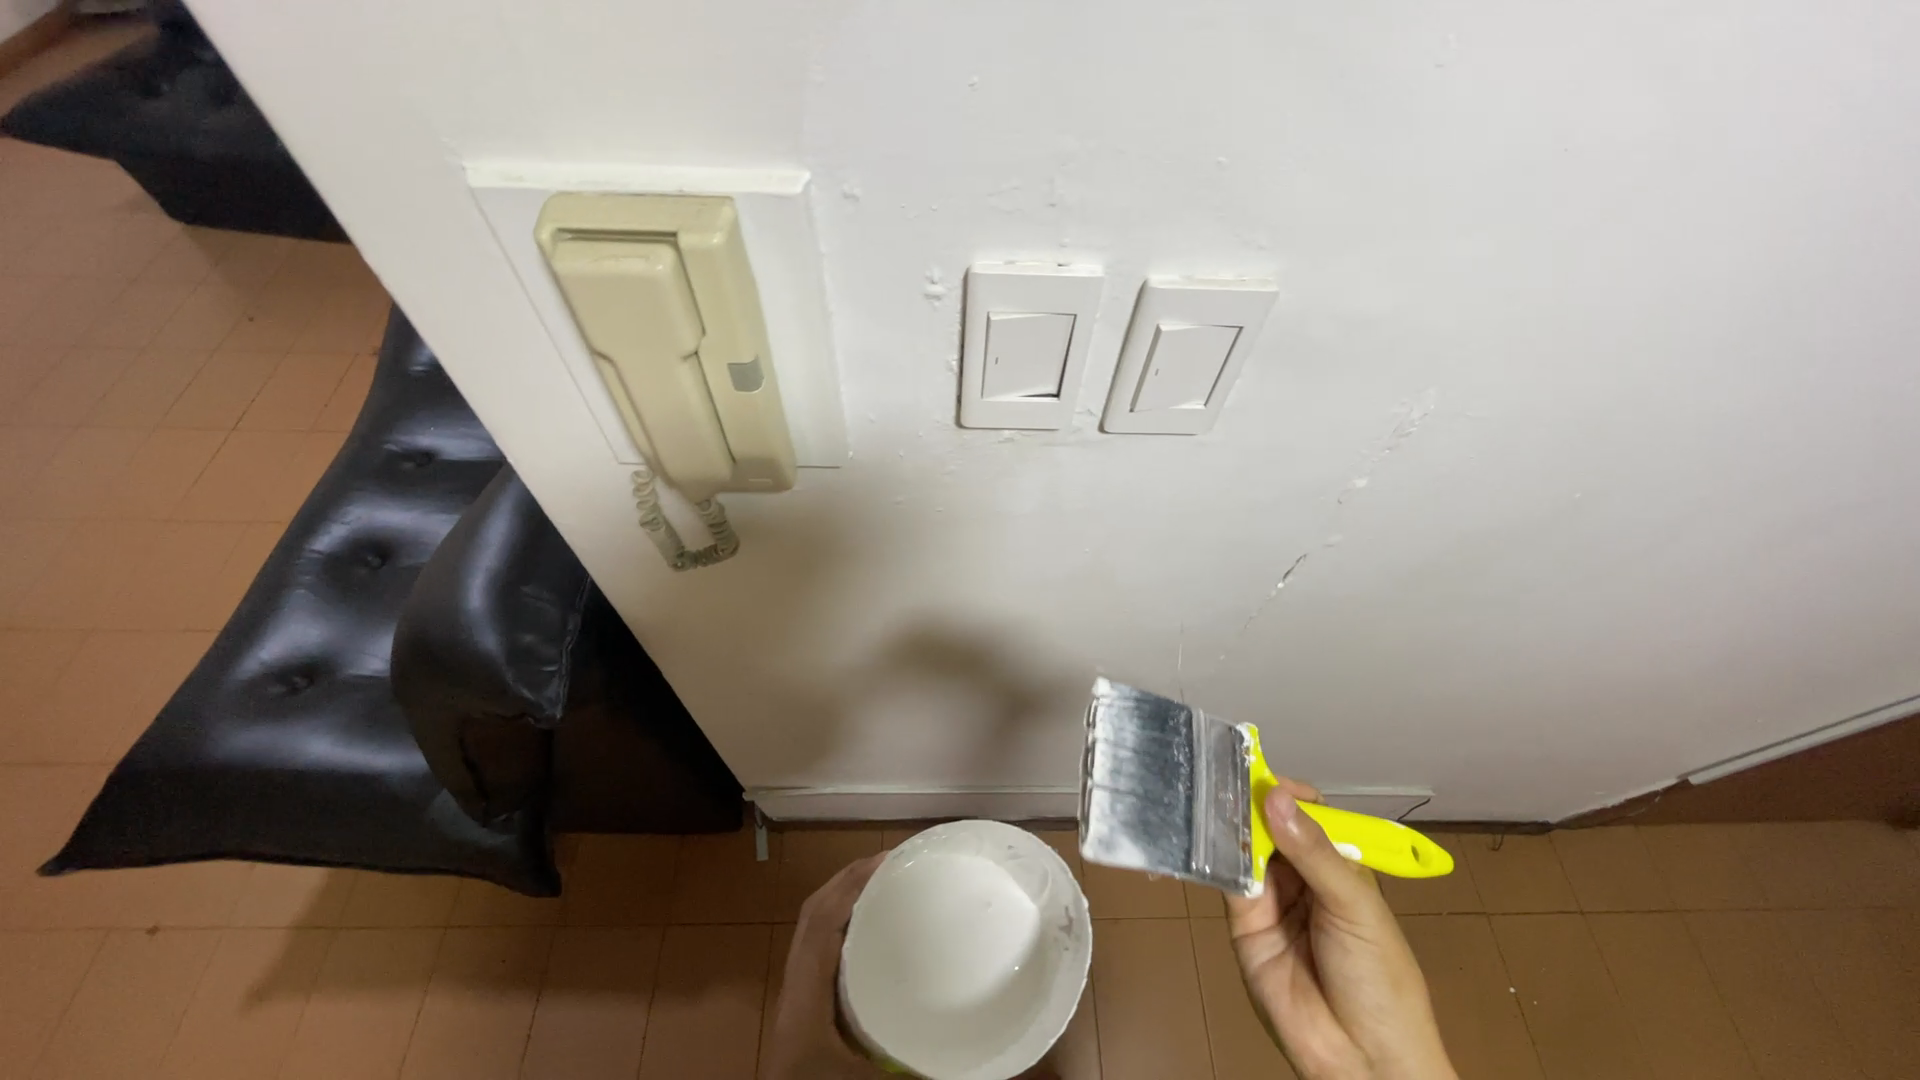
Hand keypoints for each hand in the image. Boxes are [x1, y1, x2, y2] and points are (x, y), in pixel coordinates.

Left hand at [759, 852, 1063, 1079]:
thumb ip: (923, 1067)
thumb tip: (976, 1059)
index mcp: (806, 998)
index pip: (820, 922)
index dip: (850, 884)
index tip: (889, 860)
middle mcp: (794, 989)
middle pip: (812, 915)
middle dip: (848, 880)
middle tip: (893, 862)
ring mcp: (794, 997)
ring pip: (809, 929)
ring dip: (841, 898)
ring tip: (881, 883)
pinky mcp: (800, 1009)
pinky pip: (814, 949)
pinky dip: (837, 924)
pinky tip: (867, 929)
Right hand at [1223, 778, 1457, 1079]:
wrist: (1362, 1060)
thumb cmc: (1379, 977)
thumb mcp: (1355, 906)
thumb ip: (1313, 853)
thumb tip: (1276, 797)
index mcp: (1339, 866)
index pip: (1308, 815)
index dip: (1287, 793)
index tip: (1260, 773)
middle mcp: (1301, 877)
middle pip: (1270, 827)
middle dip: (1250, 803)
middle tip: (1220, 776)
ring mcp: (1270, 900)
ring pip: (1245, 850)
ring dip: (1227, 826)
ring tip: (1202, 796)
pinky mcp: (1243, 923)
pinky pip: (1226, 883)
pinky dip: (1213, 858)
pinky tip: (1200, 836)